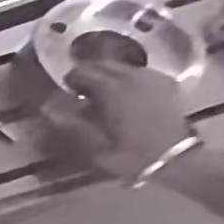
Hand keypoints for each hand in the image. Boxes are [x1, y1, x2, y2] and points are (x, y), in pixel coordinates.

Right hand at [42, 60, 195, 180]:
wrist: (176, 160)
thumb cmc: (130, 155)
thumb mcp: (92, 145)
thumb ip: (69, 122)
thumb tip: (47, 106)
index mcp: (112, 90)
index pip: (82, 72)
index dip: (70, 81)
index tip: (65, 94)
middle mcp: (133, 77)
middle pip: (103, 64)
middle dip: (88, 74)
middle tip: (80, 93)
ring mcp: (153, 78)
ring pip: (121, 66)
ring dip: (107, 76)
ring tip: (101, 94)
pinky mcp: (167, 84)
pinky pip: (139, 72)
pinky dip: (126, 78)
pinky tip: (124, 94)